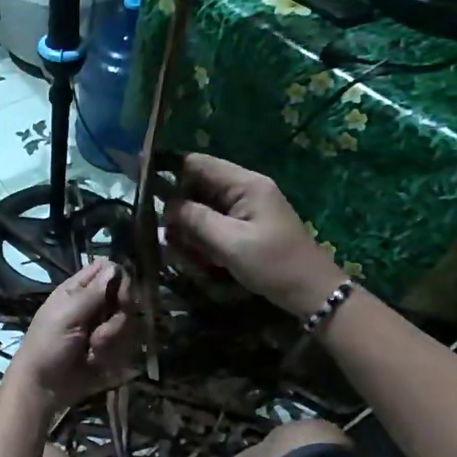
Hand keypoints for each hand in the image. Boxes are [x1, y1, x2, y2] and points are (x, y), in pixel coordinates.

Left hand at [8, 259, 134, 411]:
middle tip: (101, 333)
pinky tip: (95, 361)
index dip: (119, 279)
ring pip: (127, 323)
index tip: (121, 295)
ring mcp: (103, 327)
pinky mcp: (110, 350)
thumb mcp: (66, 315)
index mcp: (77, 290)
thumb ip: (92, 293)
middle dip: (118, 316)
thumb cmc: (47, 345)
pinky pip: (125, 345)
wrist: (44, 387)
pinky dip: (111, 355)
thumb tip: (114, 266)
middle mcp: (93, 305)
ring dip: (111, 339)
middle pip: (124, 297)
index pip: (106, 270)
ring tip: (91, 351)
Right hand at [162, 153, 345, 313]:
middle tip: (165, 233)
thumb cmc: (274, 265)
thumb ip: (196, 219)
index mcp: (245, 183)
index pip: (197, 163)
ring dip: (187, 226)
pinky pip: (211, 222)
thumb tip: (166, 205)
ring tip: (181, 250)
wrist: (313, 293)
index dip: (169, 171)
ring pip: (200, 206)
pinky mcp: (243, 225)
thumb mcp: (230, 242)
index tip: (143, 187)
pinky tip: (196, 256)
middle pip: (196, 185)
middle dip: (177, 208)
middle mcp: (243, 188)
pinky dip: (200, 236)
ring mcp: (244, 207)